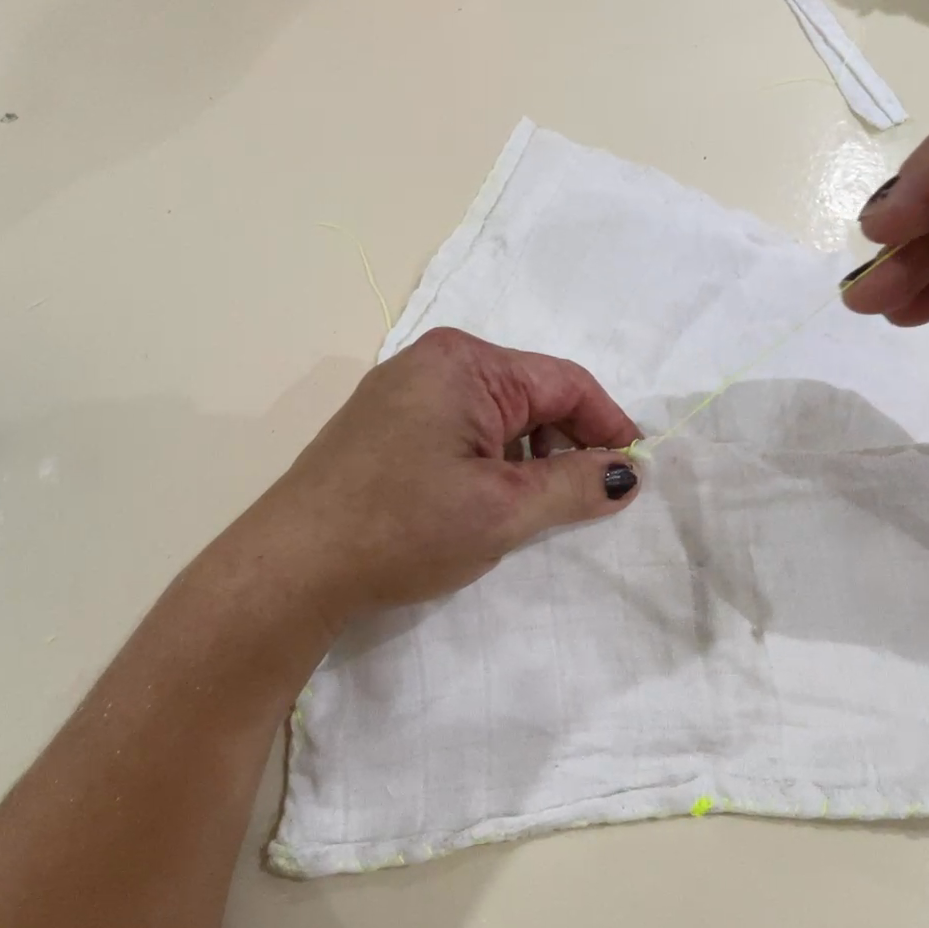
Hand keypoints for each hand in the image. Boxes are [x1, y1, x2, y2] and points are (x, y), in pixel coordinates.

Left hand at [246, 328, 641, 619]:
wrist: (293, 566)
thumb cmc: (404, 528)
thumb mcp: (503, 509)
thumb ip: (575, 485)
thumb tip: (628, 473)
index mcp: (465, 363)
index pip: (565, 381)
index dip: (609, 425)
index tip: (635, 473)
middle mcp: (432, 362)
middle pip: (530, 396)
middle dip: (566, 444)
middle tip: (584, 500)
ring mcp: (402, 393)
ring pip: (495, 418)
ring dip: (527, 459)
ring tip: (531, 508)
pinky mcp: (384, 427)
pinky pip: (459, 432)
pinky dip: (489, 463)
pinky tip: (484, 503)